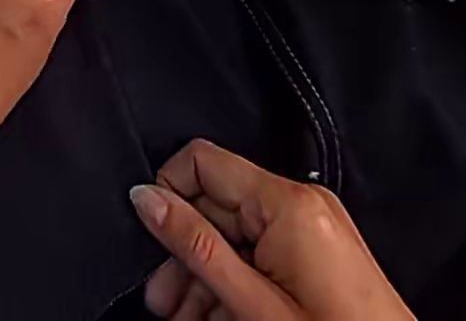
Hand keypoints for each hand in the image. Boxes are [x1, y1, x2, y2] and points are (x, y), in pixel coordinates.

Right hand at [130, 140, 415, 320]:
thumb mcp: (253, 306)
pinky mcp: (318, 250)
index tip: (152, 238)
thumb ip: (196, 246)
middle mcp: (301, 202)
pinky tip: (216, 313)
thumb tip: (147, 198)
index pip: (203, 160)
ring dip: (203, 270)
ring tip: (183, 316)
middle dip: (183, 246)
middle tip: (162, 298)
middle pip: (217, 200)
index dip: (169, 192)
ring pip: (235, 230)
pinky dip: (234, 278)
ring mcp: (312, 226)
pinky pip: (260, 249)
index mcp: (287, 202)